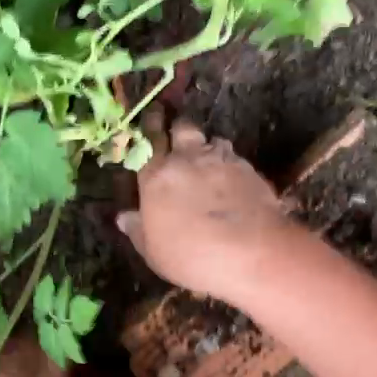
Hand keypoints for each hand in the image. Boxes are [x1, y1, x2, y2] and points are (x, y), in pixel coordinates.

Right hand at [116, 114, 301, 302]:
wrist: (251, 251)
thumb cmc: (192, 256)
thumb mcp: (153, 252)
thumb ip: (138, 230)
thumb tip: (124, 216)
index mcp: (156, 176)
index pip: (148, 142)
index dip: (150, 128)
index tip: (152, 120)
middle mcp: (186, 159)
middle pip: (182, 127)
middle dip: (179, 127)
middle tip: (178, 135)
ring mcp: (220, 160)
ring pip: (212, 139)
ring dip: (208, 147)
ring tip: (209, 160)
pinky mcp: (247, 168)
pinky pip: (234, 157)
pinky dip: (230, 164)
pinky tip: (233, 181)